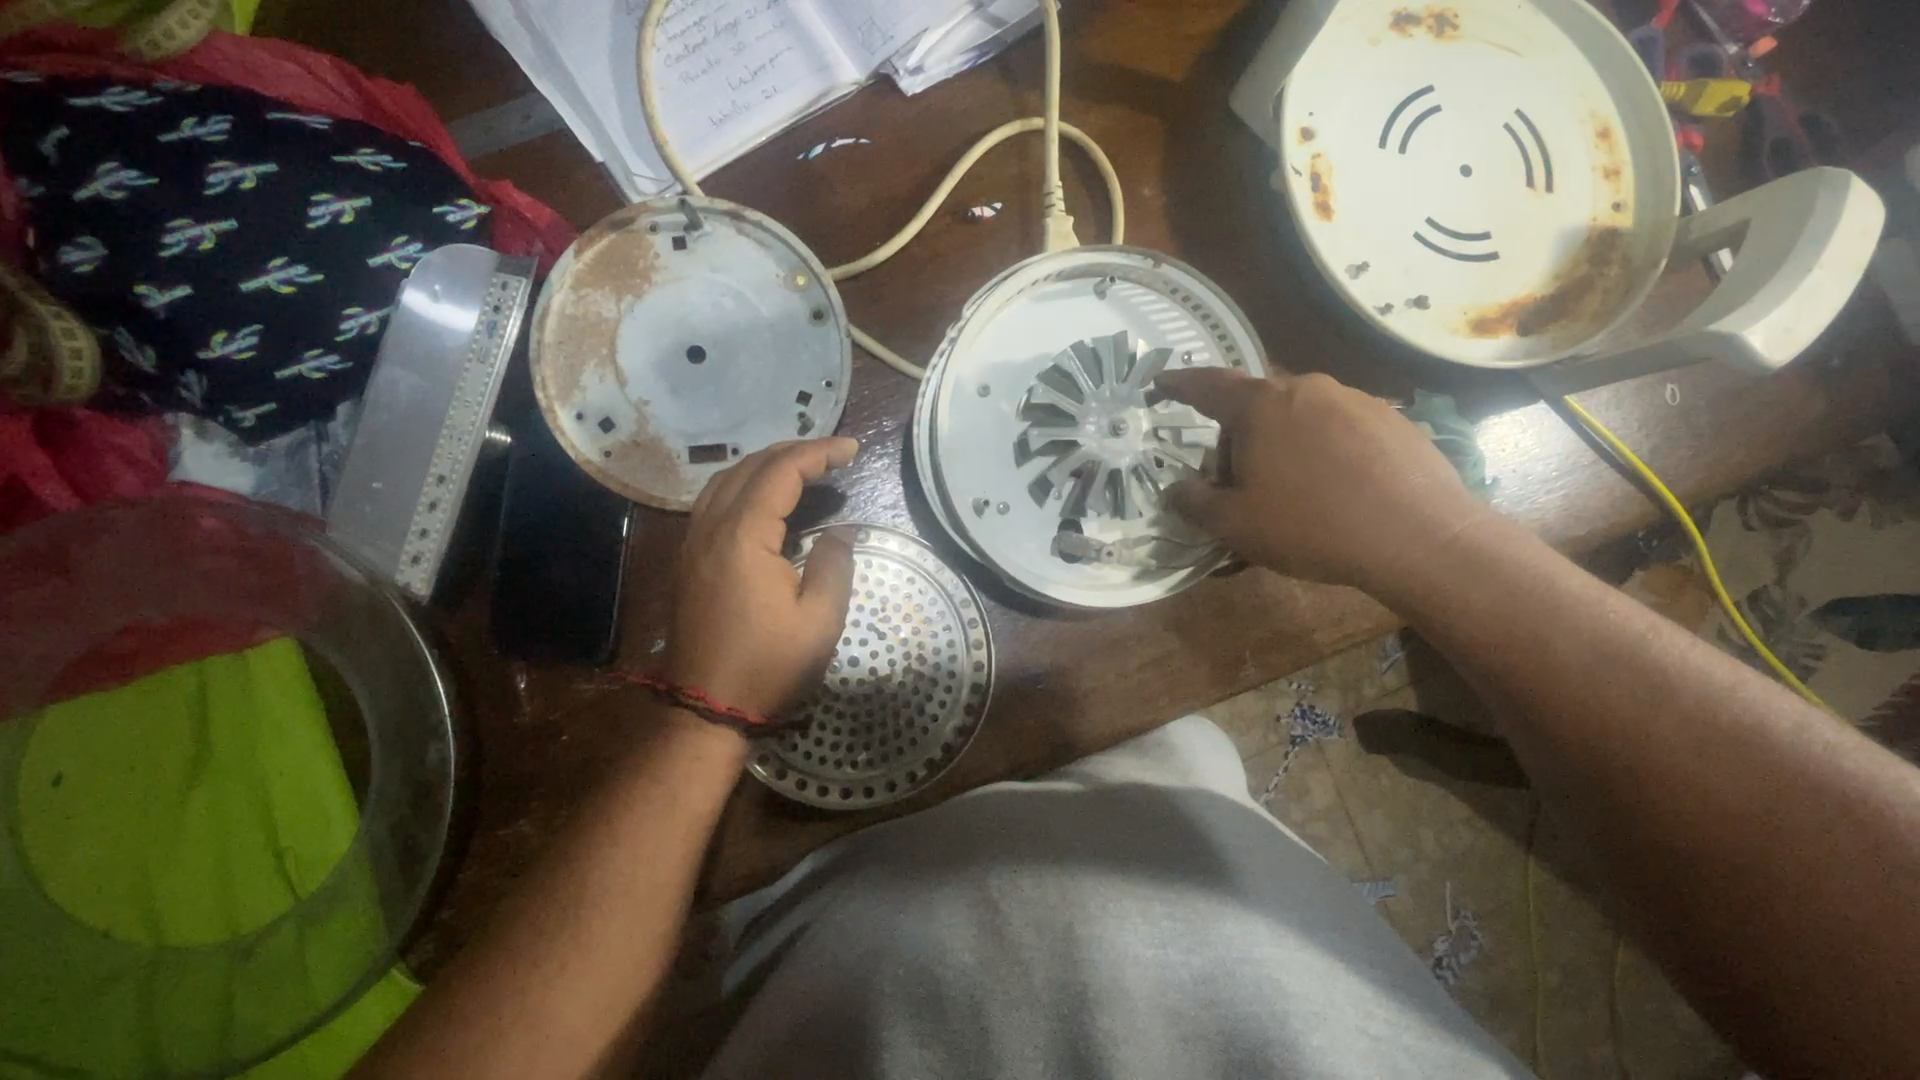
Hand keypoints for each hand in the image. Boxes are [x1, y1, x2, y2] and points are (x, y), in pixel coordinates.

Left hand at [663, 438, 858, 719]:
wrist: (707, 708)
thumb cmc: (768, 666)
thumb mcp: (820, 620)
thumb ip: (835, 565)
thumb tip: (840, 532)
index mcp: (743, 536)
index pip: (781, 472)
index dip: (819, 453)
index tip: (852, 450)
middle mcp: (711, 528)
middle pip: (750, 467)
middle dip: (794, 451)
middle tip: (833, 454)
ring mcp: (694, 543)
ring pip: (725, 481)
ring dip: (765, 466)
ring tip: (802, 468)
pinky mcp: (689, 560)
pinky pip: (714, 503)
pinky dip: (744, 486)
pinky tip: (764, 499)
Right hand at [1155, 369, 1492, 597]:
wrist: (1418, 536)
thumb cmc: (1311, 525)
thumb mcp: (1236, 526)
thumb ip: (1195, 503)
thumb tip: (1176, 491)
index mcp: (1260, 407)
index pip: (1207, 385)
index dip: (1178, 385)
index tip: (1159, 384)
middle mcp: (1306, 389)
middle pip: (1255, 404)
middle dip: (1237, 436)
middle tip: (1233, 480)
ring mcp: (1354, 400)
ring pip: (1299, 415)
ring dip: (1281, 444)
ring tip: (1288, 490)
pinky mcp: (1391, 420)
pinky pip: (1338, 428)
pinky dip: (1322, 451)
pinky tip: (1333, 490)